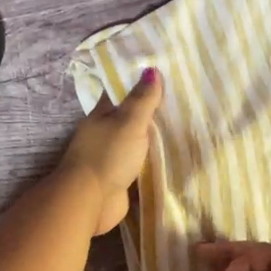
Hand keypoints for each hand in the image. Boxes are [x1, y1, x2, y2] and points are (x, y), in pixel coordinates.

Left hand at [59, 68, 164, 234]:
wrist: (89, 201)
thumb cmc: (107, 155)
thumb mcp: (128, 122)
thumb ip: (142, 99)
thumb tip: (151, 69)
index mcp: (101, 114)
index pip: (119, 91)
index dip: (136, 82)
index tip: (160, 74)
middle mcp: (104, 132)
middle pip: (128, 116)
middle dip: (149, 110)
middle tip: (180, 100)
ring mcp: (110, 156)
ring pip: (134, 140)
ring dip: (151, 136)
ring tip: (181, 125)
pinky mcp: (119, 177)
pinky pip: (138, 163)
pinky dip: (151, 158)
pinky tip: (170, 154)